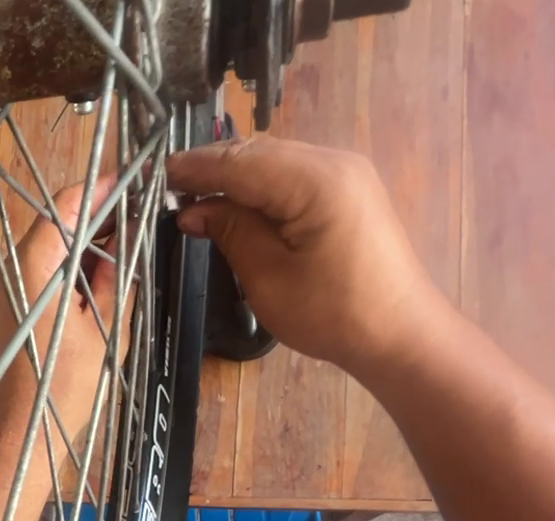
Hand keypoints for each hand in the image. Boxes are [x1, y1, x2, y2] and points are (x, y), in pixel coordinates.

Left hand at [0, 182, 126, 453]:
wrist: (16, 443)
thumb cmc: (62, 392)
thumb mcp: (104, 333)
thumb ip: (115, 281)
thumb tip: (125, 243)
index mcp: (32, 267)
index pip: (66, 204)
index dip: (101, 189)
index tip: (133, 182)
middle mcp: (9, 272)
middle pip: (54, 226)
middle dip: (95, 219)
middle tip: (138, 219)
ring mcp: (2, 294)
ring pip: (46, 254)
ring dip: (82, 249)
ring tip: (125, 251)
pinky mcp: (3, 315)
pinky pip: (38, 279)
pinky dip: (67, 274)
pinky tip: (97, 285)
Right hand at [168, 136, 452, 374]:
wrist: (397, 333)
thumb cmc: (331, 313)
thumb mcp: (268, 277)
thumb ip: (231, 232)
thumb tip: (193, 210)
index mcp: (315, 181)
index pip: (241, 162)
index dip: (196, 168)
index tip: (157, 174)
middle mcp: (333, 163)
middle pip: (258, 153)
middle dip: (212, 167)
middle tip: (167, 186)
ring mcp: (344, 174)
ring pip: (274, 162)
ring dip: (233, 177)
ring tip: (192, 195)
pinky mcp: (346, 192)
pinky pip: (291, 177)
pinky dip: (257, 187)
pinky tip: (234, 204)